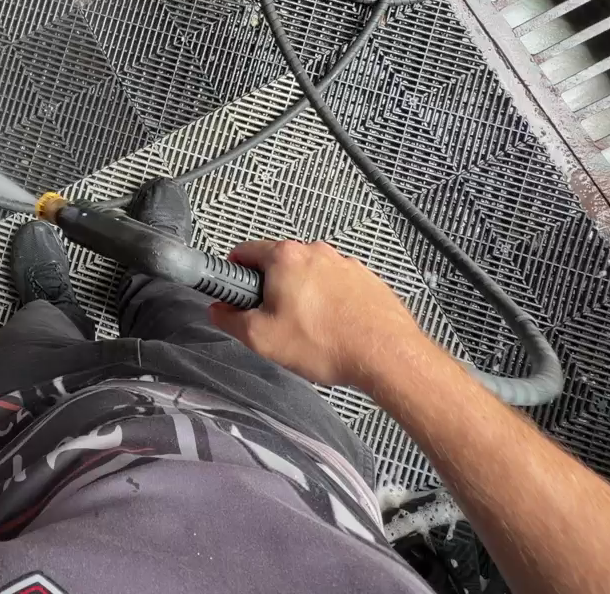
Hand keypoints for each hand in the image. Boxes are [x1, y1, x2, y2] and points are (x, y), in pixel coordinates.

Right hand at [209, 239, 434, 390]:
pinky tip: (333, 329)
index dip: (233, 275)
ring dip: (302, 296)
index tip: (236, 294)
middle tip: (274, 320)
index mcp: (285, 257)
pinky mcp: (366, 280)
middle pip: (277, 264)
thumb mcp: (261, 338)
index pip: (243, 251)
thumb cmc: (332, 344)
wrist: (390, 358)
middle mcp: (315, 253)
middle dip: (270, 289)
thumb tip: (219, 311)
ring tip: (309, 330)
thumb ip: (229, 320)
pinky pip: (335, 287)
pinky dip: (330, 304)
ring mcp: (344, 265)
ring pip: (308, 276)